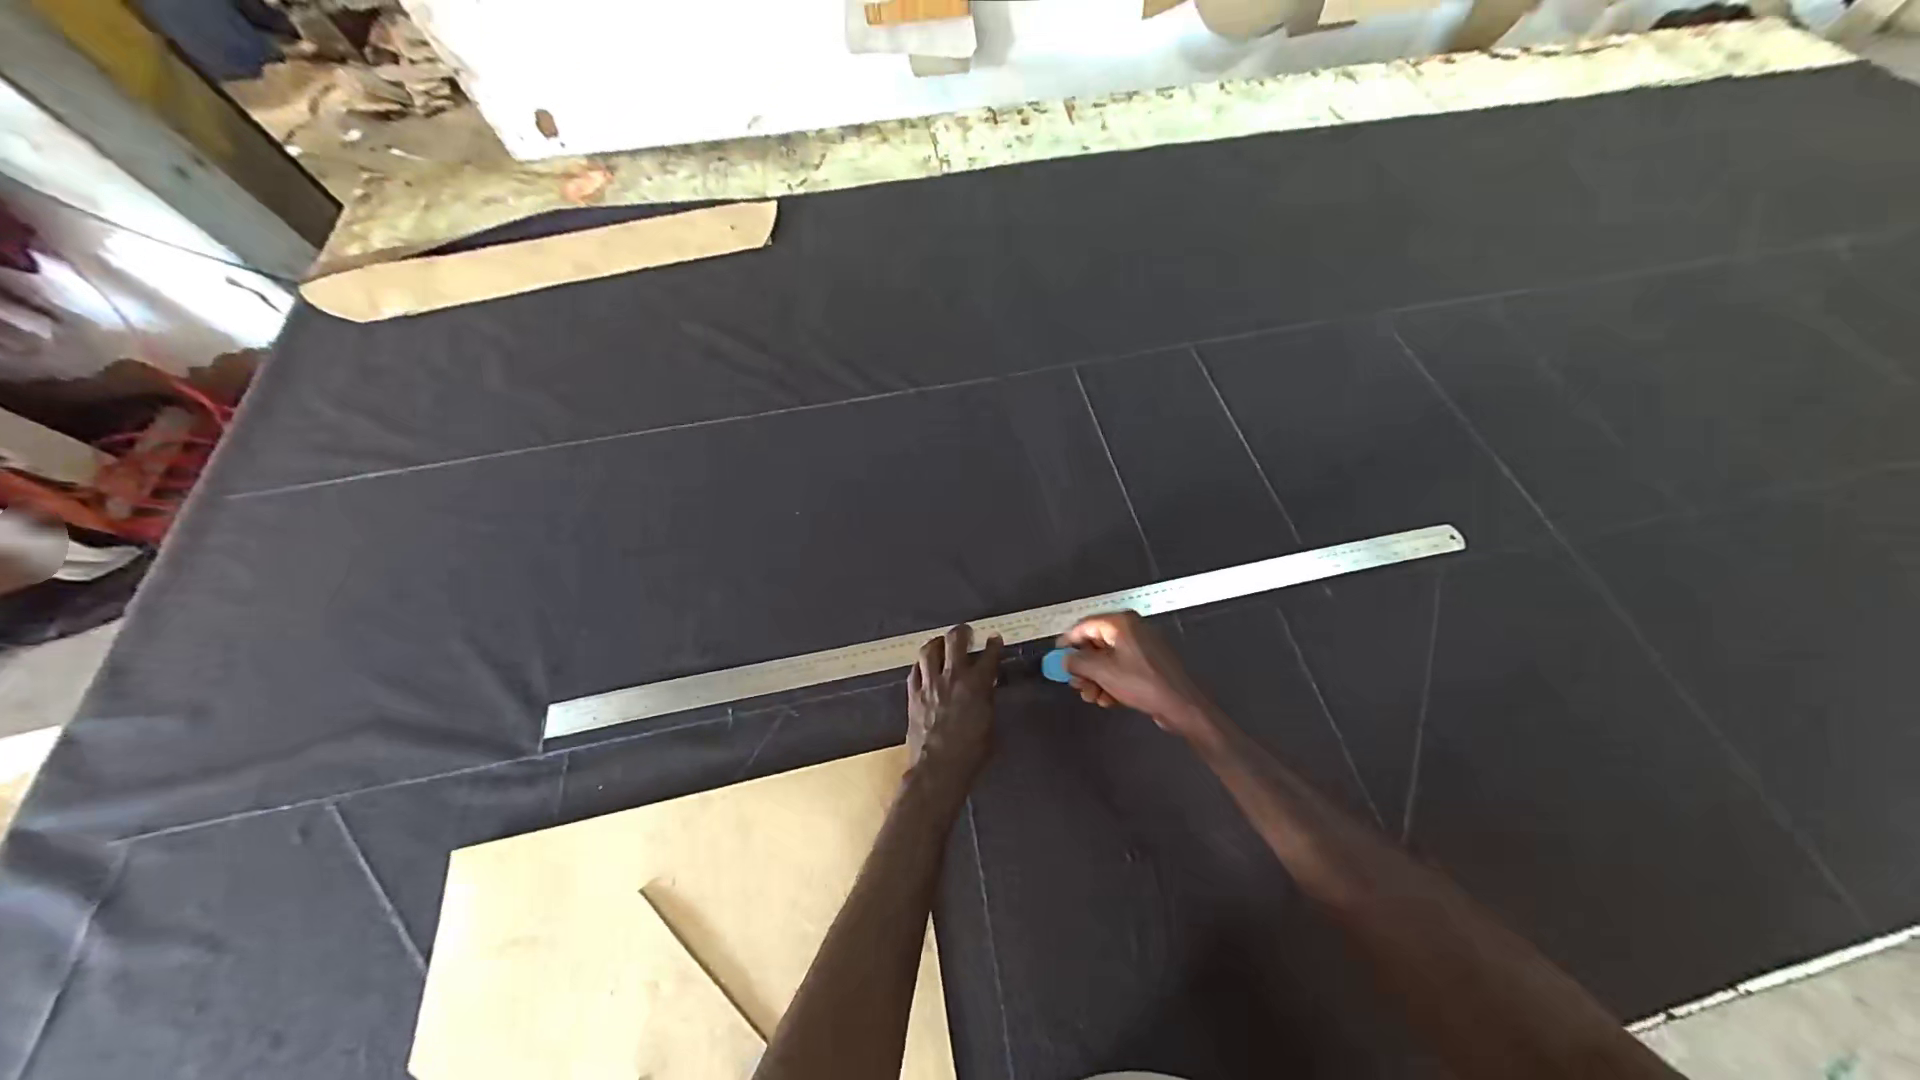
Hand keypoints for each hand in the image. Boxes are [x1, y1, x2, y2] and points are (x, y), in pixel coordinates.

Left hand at [906, 624, 1002, 793]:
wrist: (938, 768)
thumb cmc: (972, 752)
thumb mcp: (990, 724)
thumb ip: (987, 700)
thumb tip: (986, 688)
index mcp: (977, 684)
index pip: (989, 655)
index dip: (994, 644)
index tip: (995, 639)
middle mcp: (952, 677)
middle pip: (955, 641)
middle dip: (962, 632)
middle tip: (966, 632)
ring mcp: (929, 684)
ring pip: (929, 650)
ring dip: (937, 643)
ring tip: (941, 643)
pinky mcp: (913, 695)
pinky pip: (915, 671)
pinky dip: (921, 665)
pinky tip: (925, 667)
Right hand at [1058, 611, 1218, 741]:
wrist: (1182, 706)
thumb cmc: (1145, 683)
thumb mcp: (1102, 672)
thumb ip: (1077, 662)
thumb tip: (1064, 659)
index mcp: (1121, 623)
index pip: (1084, 626)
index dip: (1068, 643)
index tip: (1057, 658)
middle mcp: (1131, 630)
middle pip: (1095, 644)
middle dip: (1083, 667)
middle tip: (1076, 683)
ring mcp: (1141, 647)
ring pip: (1106, 660)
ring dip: (1095, 679)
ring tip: (1092, 696)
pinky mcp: (1147, 665)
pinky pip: (1120, 669)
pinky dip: (1110, 683)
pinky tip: (1108, 699)